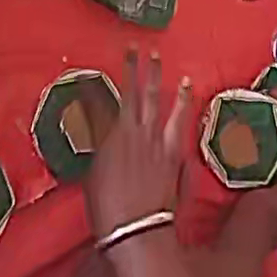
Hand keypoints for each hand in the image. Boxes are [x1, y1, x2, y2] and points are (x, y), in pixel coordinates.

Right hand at [80, 48, 192, 237]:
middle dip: (132, 68)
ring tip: (156, 56)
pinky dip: (183, 101)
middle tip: (133, 47)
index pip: (97, 104)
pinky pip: (178, 119)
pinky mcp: (171, 148)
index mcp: (107, 137)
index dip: (92, 88)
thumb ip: (98, 151)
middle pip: (130, 92)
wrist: (136, 230)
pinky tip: (187, 86)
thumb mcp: (92, 178)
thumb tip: (99, 135)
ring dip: (154, 75)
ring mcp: (153, 138)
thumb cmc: (107, 210)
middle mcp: (130, 130)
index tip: (89, 74)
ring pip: (154, 98)